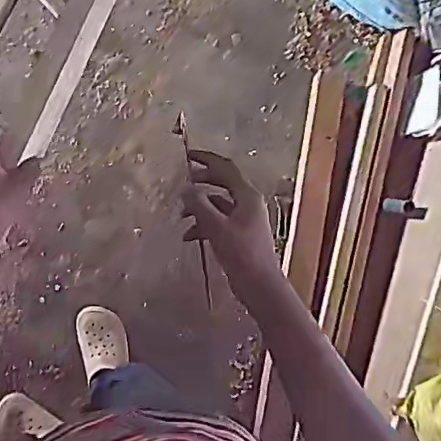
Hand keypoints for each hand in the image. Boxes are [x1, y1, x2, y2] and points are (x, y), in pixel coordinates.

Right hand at [182, 149, 281, 294]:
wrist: (259, 285)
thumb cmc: (241, 254)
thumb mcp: (216, 227)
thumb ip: (199, 205)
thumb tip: (186, 189)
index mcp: (247, 196)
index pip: (225, 168)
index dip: (206, 159)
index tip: (188, 155)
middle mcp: (248, 203)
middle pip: (221, 183)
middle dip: (200, 182)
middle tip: (181, 183)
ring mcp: (244, 219)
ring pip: (217, 204)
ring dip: (198, 206)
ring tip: (180, 215)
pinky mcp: (239, 234)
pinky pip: (218, 220)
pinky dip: (203, 224)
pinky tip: (189, 236)